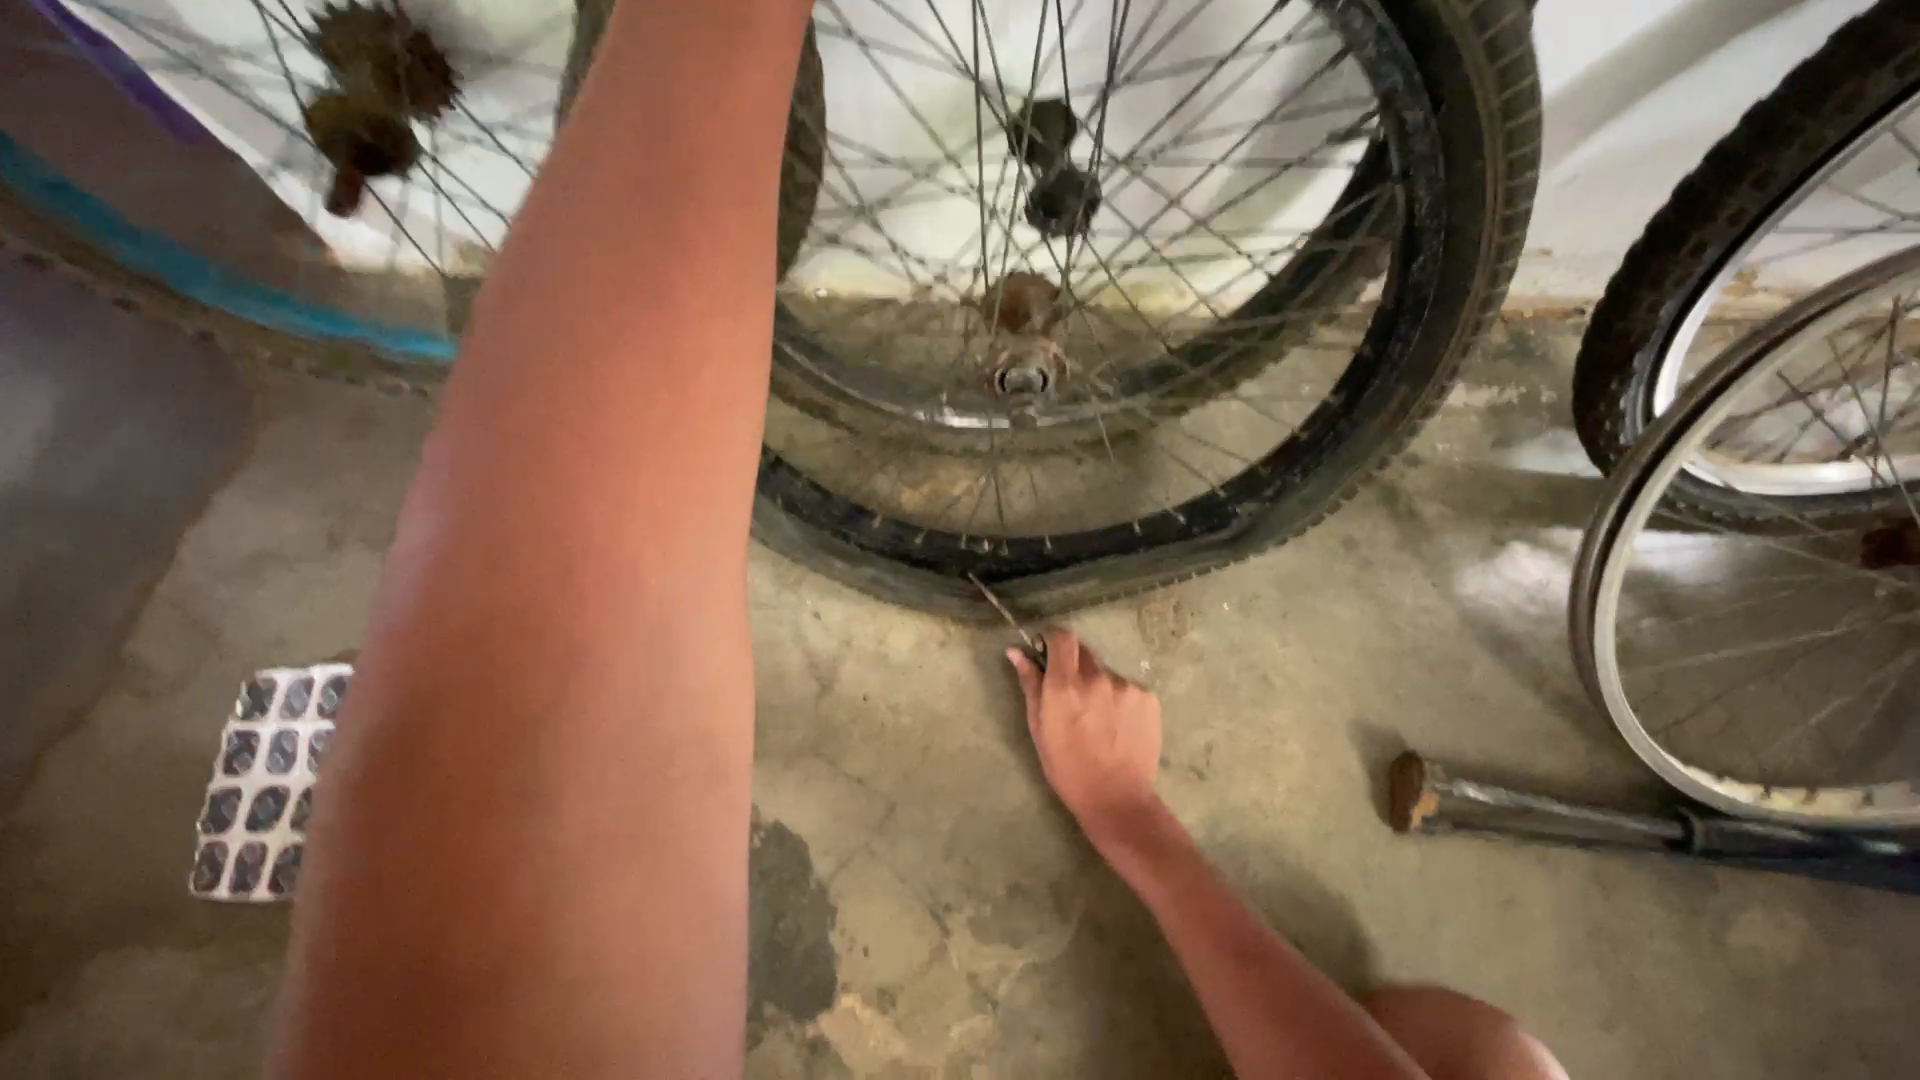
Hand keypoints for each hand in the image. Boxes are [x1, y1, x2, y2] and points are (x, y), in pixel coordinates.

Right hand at [1007, 628, 1163, 841]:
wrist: (1116, 797)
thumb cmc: (1067, 767)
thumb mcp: (1039, 728)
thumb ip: (1030, 685)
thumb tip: (1016, 652)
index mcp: (1065, 685)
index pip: (1062, 637)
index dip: (1054, 640)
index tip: (1049, 654)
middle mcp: (1097, 678)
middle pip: (1084, 653)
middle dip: (1074, 667)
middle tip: (1072, 697)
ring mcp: (1126, 686)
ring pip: (1105, 673)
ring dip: (1098, 686)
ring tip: (1098, 719)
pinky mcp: (1148, 697)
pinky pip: (1126, 687)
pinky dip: (1119, 699)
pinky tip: (1117, 725)